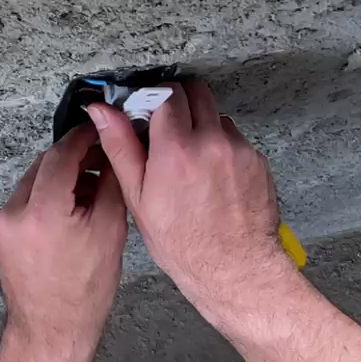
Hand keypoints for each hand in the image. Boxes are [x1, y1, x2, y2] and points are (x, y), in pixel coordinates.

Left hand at [0, 122, 127, 361]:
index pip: (60, 155)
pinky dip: (49, 195)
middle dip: (74, 156)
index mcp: (43, 212)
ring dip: (62, 176)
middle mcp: (14, 212)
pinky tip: (73, 206)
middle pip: (44, 164)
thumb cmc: (86, 290)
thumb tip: (114, 152)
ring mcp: (2, 223)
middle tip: (104, 156)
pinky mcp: (0, 234)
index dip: (83, 137)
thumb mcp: (110, 233)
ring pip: (35, 181)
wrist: (51, 332)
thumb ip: (110, 184)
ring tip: (93, 186)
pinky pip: (27, 201)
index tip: (102, 128)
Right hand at [86, 80, 292, 313]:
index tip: (146, 110)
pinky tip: (213, 178)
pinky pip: (235, 139)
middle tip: (167, 127)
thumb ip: (121, 146)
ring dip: (202, 126)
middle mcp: (212, 141)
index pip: (167, 92)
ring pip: (216, 116)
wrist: (234, 269)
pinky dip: (221, 148)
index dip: (153, 97)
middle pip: (197, 91)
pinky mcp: (257, 160)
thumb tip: (102, 111)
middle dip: (179, 101)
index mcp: (177, 149)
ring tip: (191, 161)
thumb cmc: (182, 242)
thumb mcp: (138, 198)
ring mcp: (239, 149)